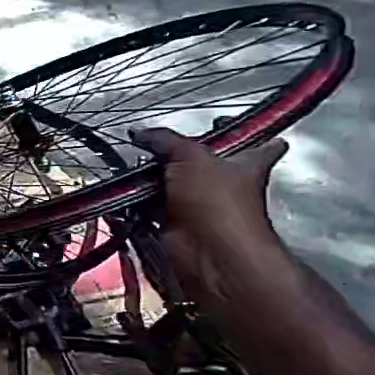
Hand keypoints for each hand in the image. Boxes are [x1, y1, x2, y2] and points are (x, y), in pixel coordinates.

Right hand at [128, 128, 290, 306]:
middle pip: (196, 161)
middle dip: (172, 153)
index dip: (244, 133)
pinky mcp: (169, 220)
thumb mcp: (192, 155)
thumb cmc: (218, 201)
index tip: (232, 125)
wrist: (206, 249)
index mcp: (243, 164)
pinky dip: (131, 198)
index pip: (254, 144)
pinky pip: (145, 204)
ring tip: (126, 162)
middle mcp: (220, 184)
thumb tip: (139, 133)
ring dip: (147, 176)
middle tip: (149, 142)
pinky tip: (119, 188)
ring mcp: (194, 203)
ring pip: (166, 181)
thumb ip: (164, 140)